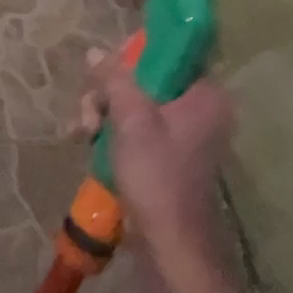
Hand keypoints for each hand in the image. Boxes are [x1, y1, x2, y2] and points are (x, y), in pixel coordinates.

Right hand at [78, 47, 234, 249]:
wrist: (169, 241)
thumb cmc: (156, 174)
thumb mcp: (131, 118)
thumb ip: (114, 79)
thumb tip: (94, 51)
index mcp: (206, 95)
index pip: (171, 53)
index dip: (135, 54)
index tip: (108, 66)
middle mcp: (201, 110)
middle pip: (148, 78)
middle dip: (112, 90)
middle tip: (93, 108)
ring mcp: (184, 134)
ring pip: (136, 102)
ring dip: (106, 111)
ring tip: (87, 130)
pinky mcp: (167, 155)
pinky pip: (137, 126)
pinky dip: (114, 129)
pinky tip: (91, 140)